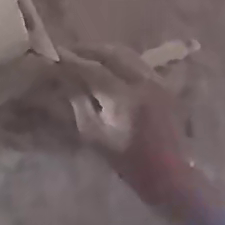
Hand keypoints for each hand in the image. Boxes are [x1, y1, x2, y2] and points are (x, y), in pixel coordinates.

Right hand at [60, 45, 209, 219]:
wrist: (170, 174)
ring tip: (86, 56)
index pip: (92, 68)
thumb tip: (63, 78)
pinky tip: (109, 65)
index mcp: (123, 97)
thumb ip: (77, 101)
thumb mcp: (93, 133)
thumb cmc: (127, 160)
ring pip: (127, 54)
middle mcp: (143, 82)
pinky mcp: (165, 85)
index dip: (71, 59)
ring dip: (104, 52)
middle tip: (69, 52)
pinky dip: (120, 59)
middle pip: (111, 53)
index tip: (54, 54)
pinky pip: (139, 62)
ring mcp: (158, 81)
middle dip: (87, 50)